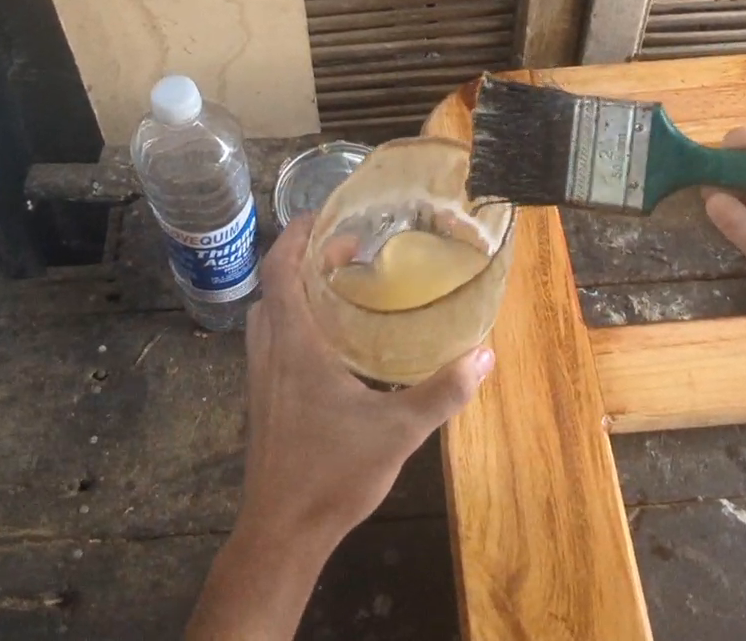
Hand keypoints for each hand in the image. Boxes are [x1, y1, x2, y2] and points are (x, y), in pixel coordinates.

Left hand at [237, 214, 493, 545]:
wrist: (282, 531)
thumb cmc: (332, 473)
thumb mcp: (398, 430)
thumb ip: (443, 391)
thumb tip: (485, 354)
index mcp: (294, 343)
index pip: (280, 268)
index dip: (297, 234)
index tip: (326, 215)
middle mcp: (269, 350)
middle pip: (273, 285)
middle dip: (304, 258)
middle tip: (347, 250)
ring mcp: (260, 376)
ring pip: (269, 313)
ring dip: (296, 290)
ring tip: (340, 286)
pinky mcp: (262, 398)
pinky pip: (272, 339)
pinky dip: (294, 320)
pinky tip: (331, 341)